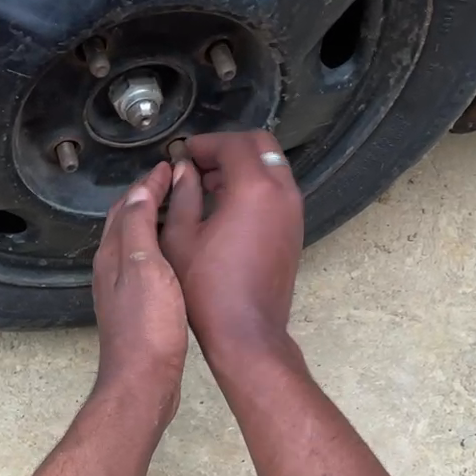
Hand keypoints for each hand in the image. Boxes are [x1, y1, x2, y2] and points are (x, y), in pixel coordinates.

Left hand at [91, 161, 186, 421]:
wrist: (144, 380)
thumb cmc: (147, 327)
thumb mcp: (145, 268)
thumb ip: (139, 228)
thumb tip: (140, 192)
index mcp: (113, 255)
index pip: (128, 206)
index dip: (148, 183)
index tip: (170, 166)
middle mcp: (112, 269)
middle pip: (127, 222)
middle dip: (148, 198)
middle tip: (175, 181)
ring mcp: (122, 291)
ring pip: (135, 244)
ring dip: (153, 222)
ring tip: (178, 210)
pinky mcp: (137, 309)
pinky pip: (146, 266)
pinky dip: (159, 249)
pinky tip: (176, 256)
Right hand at [159, 131, 303, 367]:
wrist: (246, 332)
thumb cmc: (208, 290)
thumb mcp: (180, 238)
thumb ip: (181, 195)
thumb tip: (183, 170)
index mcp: (253, 188)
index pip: (232, 144)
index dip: (204, 144)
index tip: (184, 154)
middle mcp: (281, 192)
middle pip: (260, 145)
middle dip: (228, 148)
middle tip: (199, 164)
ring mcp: (293, 211)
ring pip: (272, 166)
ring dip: (243, 166)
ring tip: (209, 185)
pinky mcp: (295, 230)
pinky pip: (278, 190)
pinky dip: (256, 185)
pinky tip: (228, 206)